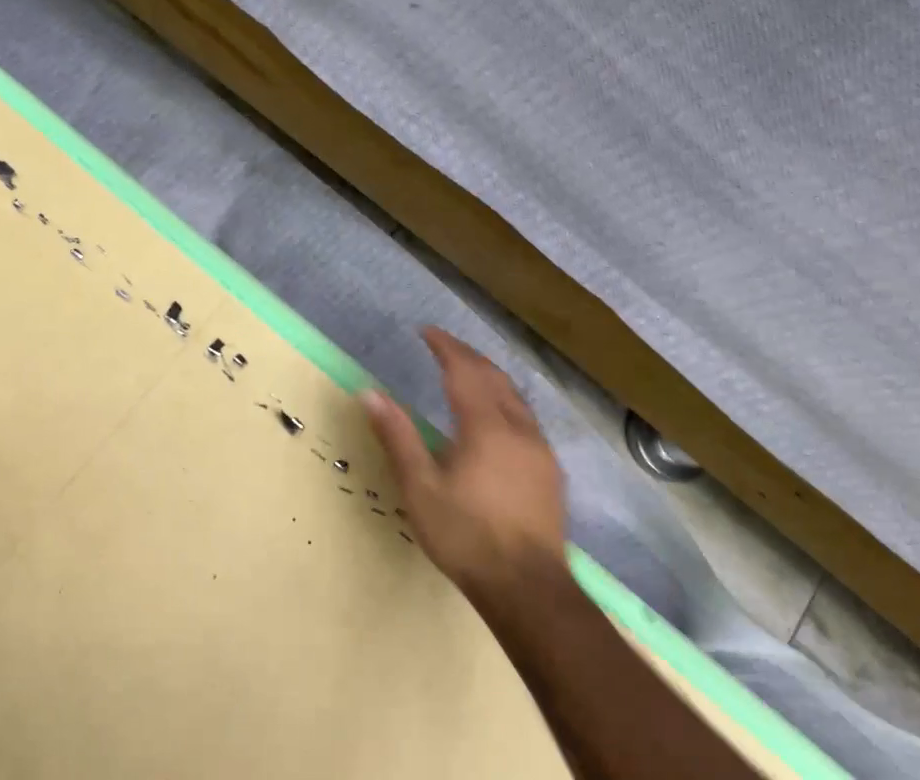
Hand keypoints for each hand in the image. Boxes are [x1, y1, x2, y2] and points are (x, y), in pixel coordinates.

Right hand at [360, 327, 565, 600]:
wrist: (527, 588)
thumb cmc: (465, 536)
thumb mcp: (419, 487)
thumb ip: (397, 436)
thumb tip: (369, 394)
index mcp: (486, 429)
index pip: (465, 373)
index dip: (446, 348)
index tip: (427, 332)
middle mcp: (519, 431)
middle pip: (496, 379)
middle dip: (469, 357)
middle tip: (444, 346)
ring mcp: (541, 453)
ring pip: (517, 399)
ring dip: (491, 378)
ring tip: (468, 373)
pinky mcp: (550, 474)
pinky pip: (527, 420)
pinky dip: (505, 402)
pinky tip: (496, 418)